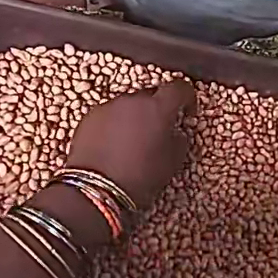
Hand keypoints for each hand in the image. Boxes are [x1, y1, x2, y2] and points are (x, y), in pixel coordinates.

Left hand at [64, 80, 194, 210]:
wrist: (96, 189)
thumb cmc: (139, 177)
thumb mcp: (172, 163)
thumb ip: (180, 141)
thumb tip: (177, 133)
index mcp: (158, 108)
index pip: (179, 88)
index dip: (187, 98)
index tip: (188, 111)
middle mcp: (133, 101)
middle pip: (151, 94)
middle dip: (159, 108)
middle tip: (161, 130)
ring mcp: (108, 107)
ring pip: (129, 105)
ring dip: (136, 117)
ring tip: (135, 142)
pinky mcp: (90, 117)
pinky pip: (109, 114)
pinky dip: (116, 124)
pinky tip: (116, 146)